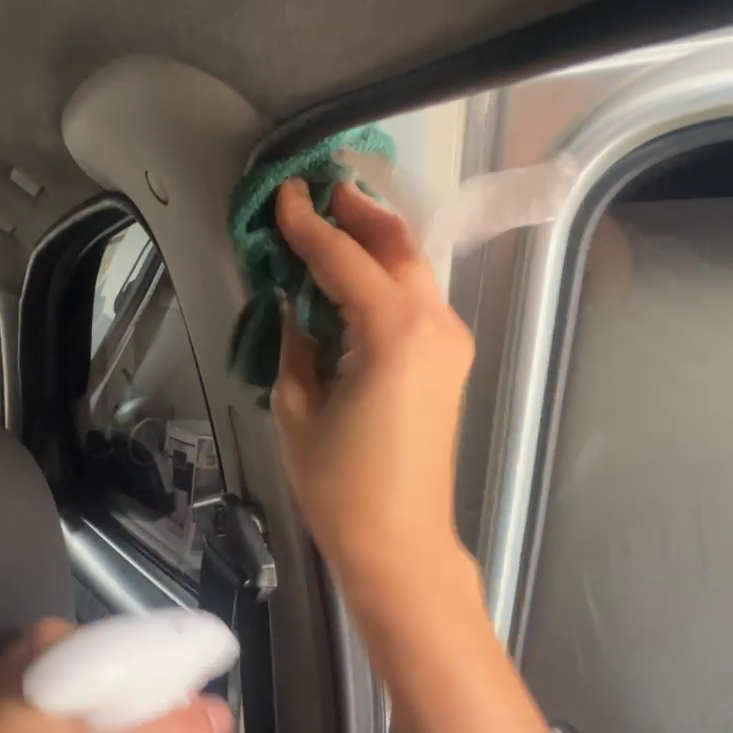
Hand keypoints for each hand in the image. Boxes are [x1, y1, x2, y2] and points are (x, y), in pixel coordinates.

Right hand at [273, 179, 549, 732]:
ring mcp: (450, 341)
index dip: (308, 224)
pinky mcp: (449, 361)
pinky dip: (386, 277)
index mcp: (392, 332)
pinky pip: (417, 299)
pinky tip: (354, 277)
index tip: (282, 194)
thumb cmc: (340, 486)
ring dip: (374, 240)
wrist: (400, 542)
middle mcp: (433, 323)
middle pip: (396, 244)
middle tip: (316, 190)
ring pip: (412, 267)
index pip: (344, 257)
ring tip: (332, 222)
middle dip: (356, 212)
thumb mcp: (297, 407)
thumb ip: (295, 340)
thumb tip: (294, 302)